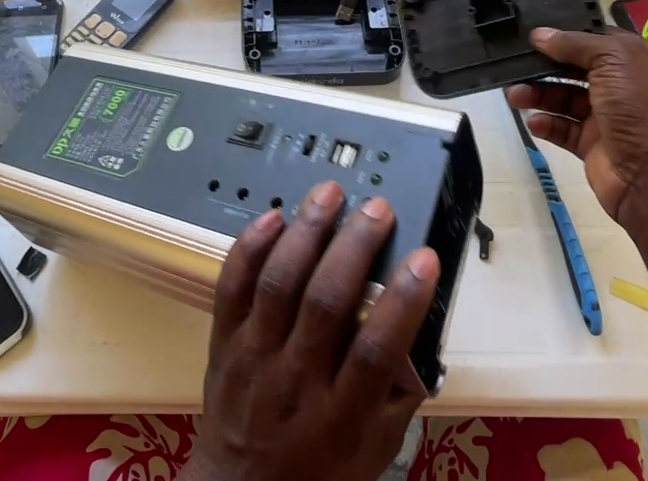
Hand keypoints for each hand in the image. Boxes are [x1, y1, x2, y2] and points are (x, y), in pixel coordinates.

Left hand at [183, 180, 440, 480]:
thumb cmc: (319, 469)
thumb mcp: (374, 448)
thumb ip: (398, 391)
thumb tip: (419, 328)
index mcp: (341, 414)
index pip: (375, 350)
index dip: (402, 300)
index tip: (423, 258)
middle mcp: (296, 379)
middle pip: (325, 303)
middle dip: (354, 248)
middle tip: (377, 209)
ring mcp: (254, 356)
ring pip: (278, 284)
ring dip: (306, 232)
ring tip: (329, 194)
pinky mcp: (224, 340)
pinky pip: (232, 287)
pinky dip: (250, 248)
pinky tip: (273, 217)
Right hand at [506, 27, 647, 228]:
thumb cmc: (644, 109)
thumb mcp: (615, 60)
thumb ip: (575, 44)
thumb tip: (540, 35)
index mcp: (645, 62)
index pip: (602, 41)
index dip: (570, 35)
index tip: (535, 33)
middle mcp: (629, 88)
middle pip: (579, 69)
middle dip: (547, 66)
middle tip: (514, 63)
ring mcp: (611, 119)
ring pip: (567, 99)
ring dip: (539, 94)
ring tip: (514, 95)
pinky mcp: (594, 146)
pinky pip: (564, 129)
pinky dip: (547, 124)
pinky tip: (534, 123)